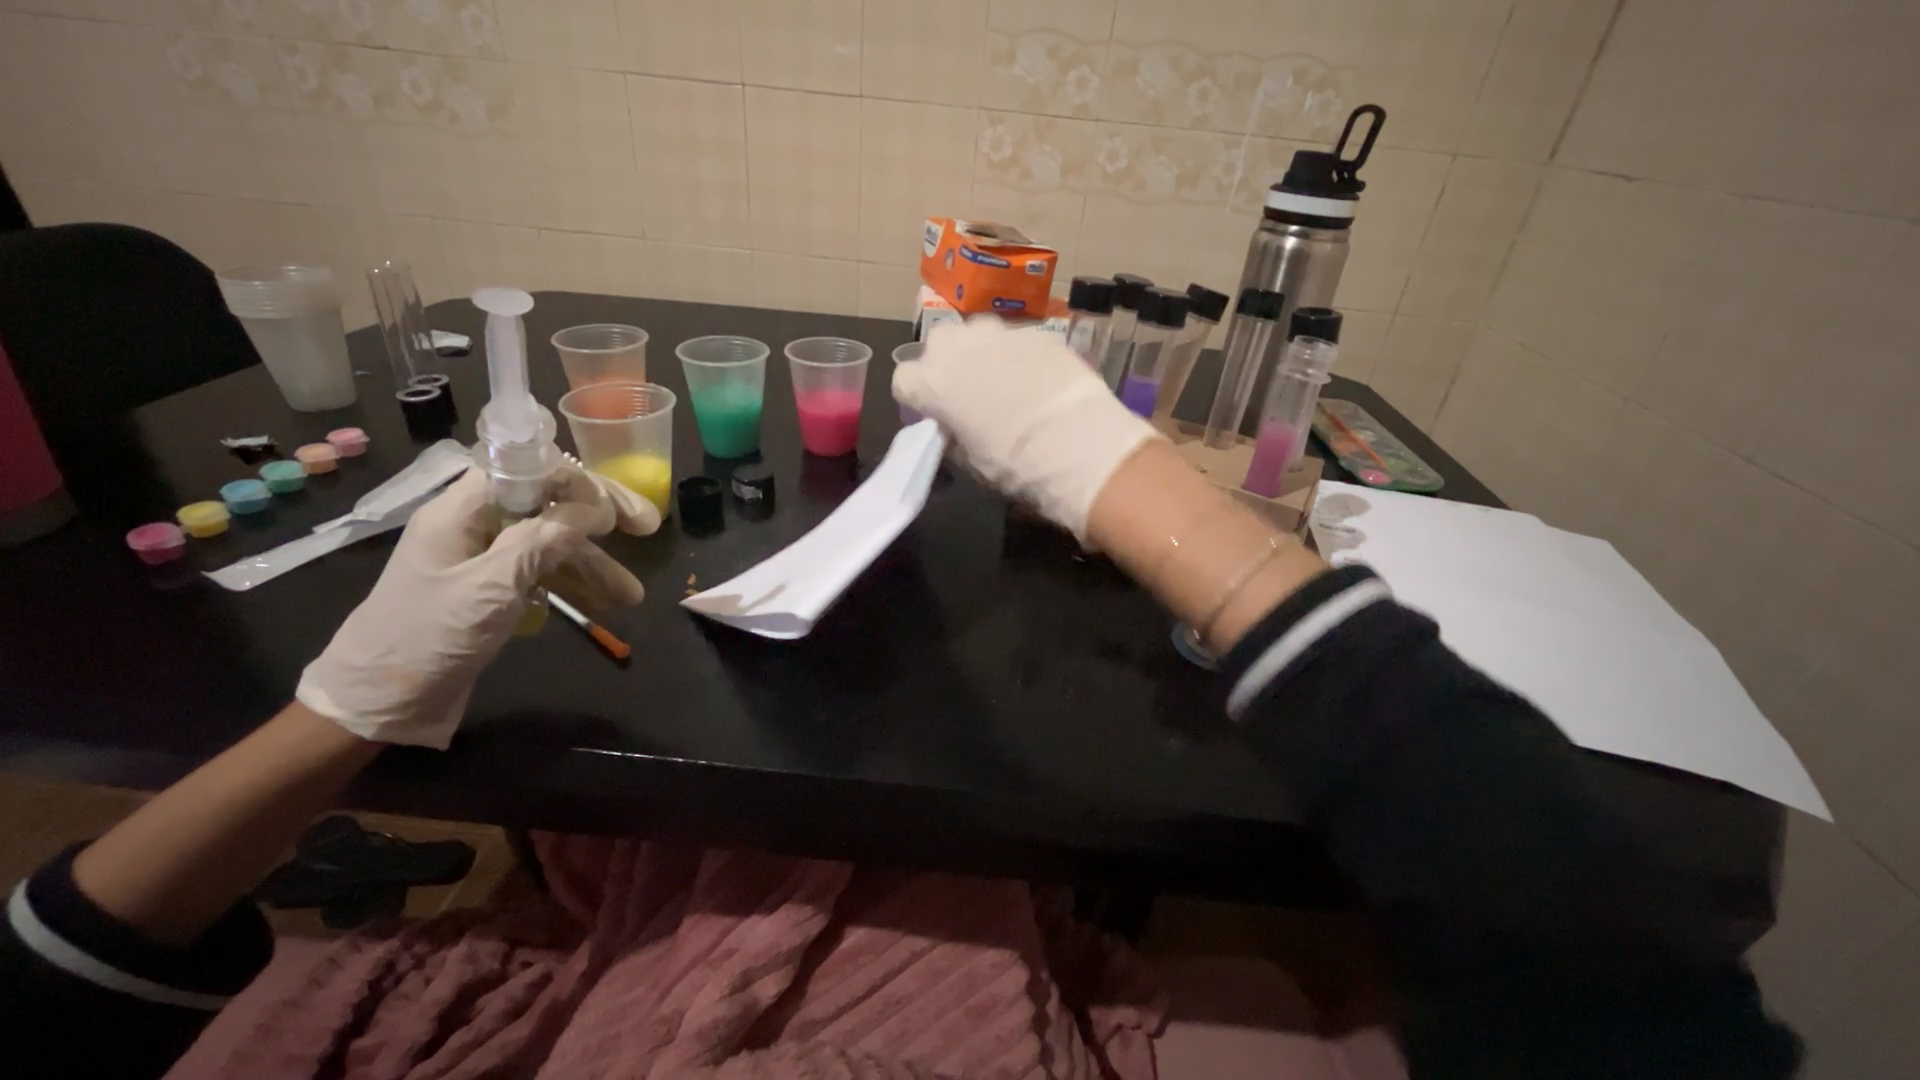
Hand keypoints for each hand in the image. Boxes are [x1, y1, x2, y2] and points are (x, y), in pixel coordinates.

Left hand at [296, 463, 652, 747]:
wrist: (377, 706)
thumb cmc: (426, 639)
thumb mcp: (489, 588)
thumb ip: (541, 540)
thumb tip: (593, 508)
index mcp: (461, 510)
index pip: (528, 468)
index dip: (577, 480)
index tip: (616, 510)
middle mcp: (474, 526)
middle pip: (547, 503)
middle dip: (598, 517)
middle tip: (648, 528)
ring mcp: (482, 560)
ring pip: (550, 544)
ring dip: (593, 565)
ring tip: (633, 595)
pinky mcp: (490, 592)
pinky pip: (540, 575)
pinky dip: (572, 586)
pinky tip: (604, 605)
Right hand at [892, 316, 1160, 540]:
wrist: (1077, 446)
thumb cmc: (1013, 464)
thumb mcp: (968, 460)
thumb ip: (949, 433)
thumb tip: (951, 425)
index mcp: (930, 381)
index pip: (904, 380)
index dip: (920, 399)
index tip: (936, 414)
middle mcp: (957, 346)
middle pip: (939, 346)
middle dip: (947, 366)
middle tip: (969, 395)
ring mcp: (999, 333)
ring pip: (977, 334)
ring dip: (981, 353)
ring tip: (1004, 383)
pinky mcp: (1036, 332)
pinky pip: (1015, 340)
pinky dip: (1018, 356)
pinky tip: (1037, 381)